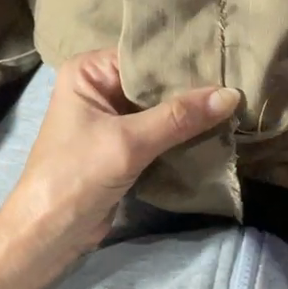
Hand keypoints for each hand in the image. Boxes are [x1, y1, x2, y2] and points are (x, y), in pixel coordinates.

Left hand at [0, 50, 239, 266]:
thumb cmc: (76, 175)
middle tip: (239, 81)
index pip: (142, 55)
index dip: (181, 58)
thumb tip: (231, 94)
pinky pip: (159, 133)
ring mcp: (111, 120)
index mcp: (88, 72)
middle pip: (154, 82)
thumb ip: (179, 118)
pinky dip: (182, 135)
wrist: (48, 232)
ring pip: (159, 109)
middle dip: (191, 88)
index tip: (224, 57)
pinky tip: (217, 130)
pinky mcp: (122, 148)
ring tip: (237, 105)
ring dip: (190, 115)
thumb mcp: (129, 143)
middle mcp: (98, 88)